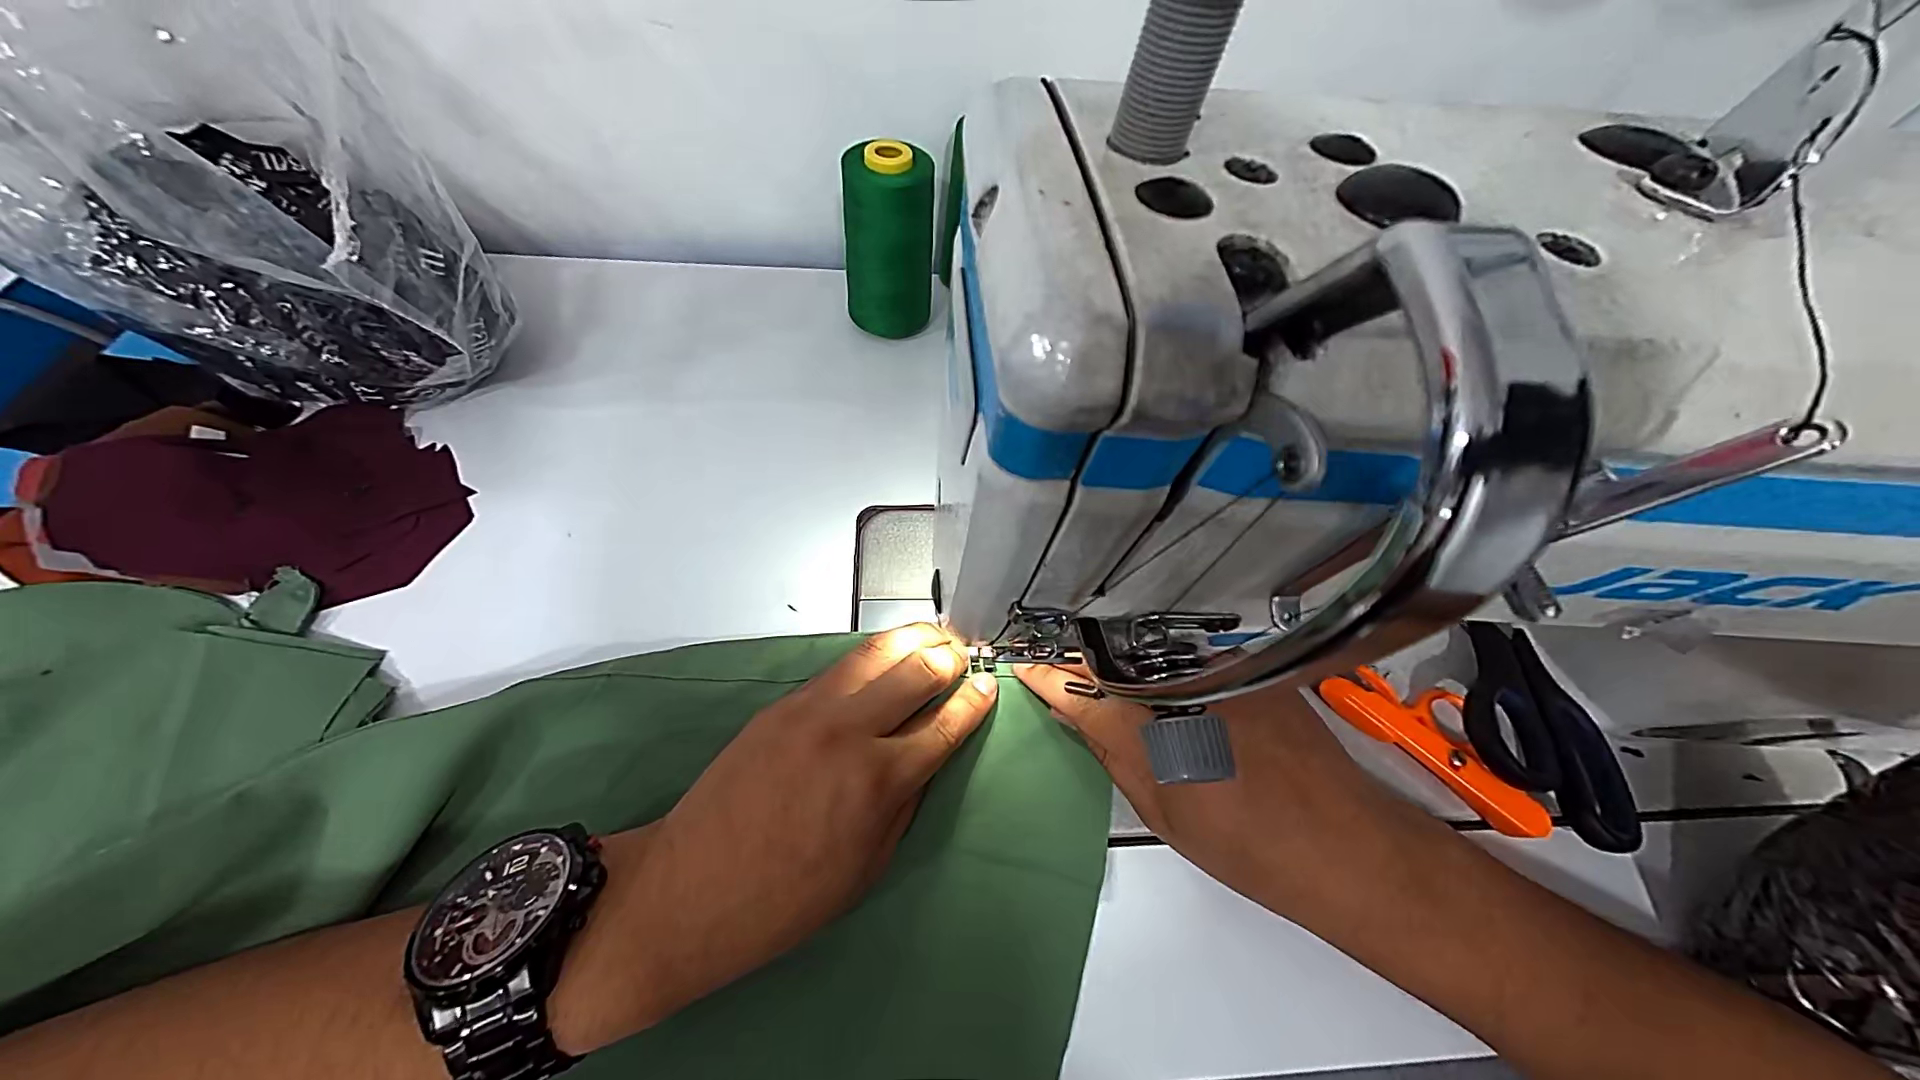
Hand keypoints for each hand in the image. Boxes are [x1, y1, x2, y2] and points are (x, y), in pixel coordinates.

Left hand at [553, 624, 994, 1048]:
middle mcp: (850, 732)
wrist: (692, 888)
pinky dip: (873, 657)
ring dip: (915, 639)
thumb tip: (928, 753)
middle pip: (918, 669)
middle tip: (963, 658)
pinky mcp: (781, 704)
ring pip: (877, 651)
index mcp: (880, 782)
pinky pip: (840, 668)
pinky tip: (885, 659)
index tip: (989, 686)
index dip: (975, 701)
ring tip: (933, 638)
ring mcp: (811, 710)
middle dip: (951, 657)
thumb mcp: (871, 864)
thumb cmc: (789, 897)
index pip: (945, 722)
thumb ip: (907, 800)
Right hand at [1015, 664, 1408, 919]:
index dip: (1044, 675)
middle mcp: (1180, 688)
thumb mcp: (1160, 810)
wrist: (1343, 844)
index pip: (1076, 689)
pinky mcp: (1245, 665)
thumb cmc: (1249, 846)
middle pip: (1107, 660)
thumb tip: (1076, 720)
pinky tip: (1164, 685)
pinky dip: (1163, 664)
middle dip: (1077, 666)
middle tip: (1060, 678)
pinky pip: (1186, 654)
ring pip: (1145, 652)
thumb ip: (1111, 754)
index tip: (1024, 667)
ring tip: (1108, 682)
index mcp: (1148, 730)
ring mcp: (1216, 671)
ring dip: (1118, 662)